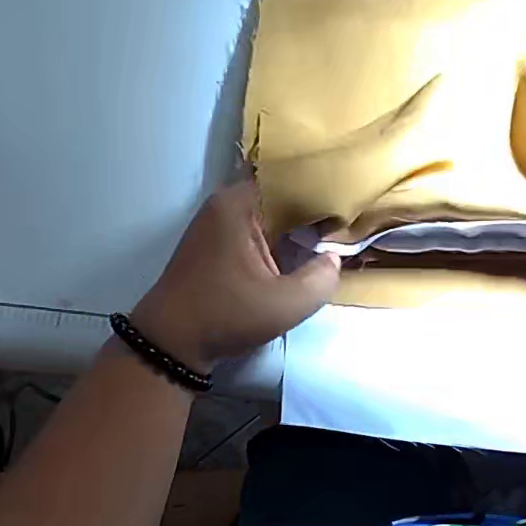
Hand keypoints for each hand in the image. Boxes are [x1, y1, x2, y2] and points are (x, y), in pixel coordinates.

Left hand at [130, 180, 341, 372]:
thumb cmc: (226, 316)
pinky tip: (303, 255)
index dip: (327, 196)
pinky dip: (282, 239)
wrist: (171, 342)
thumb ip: (321, 279)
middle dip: (316, 211)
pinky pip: (259, 231)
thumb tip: (334, 258)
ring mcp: (219, 222)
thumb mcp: (285, 304)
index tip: (353, 213)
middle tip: (350, 226)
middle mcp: (227, 204)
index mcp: (240, 205)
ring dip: (299, 228)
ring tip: (333, 239)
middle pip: (283, 196)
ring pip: (272, 215)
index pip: (294, 183)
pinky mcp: (218, 243)